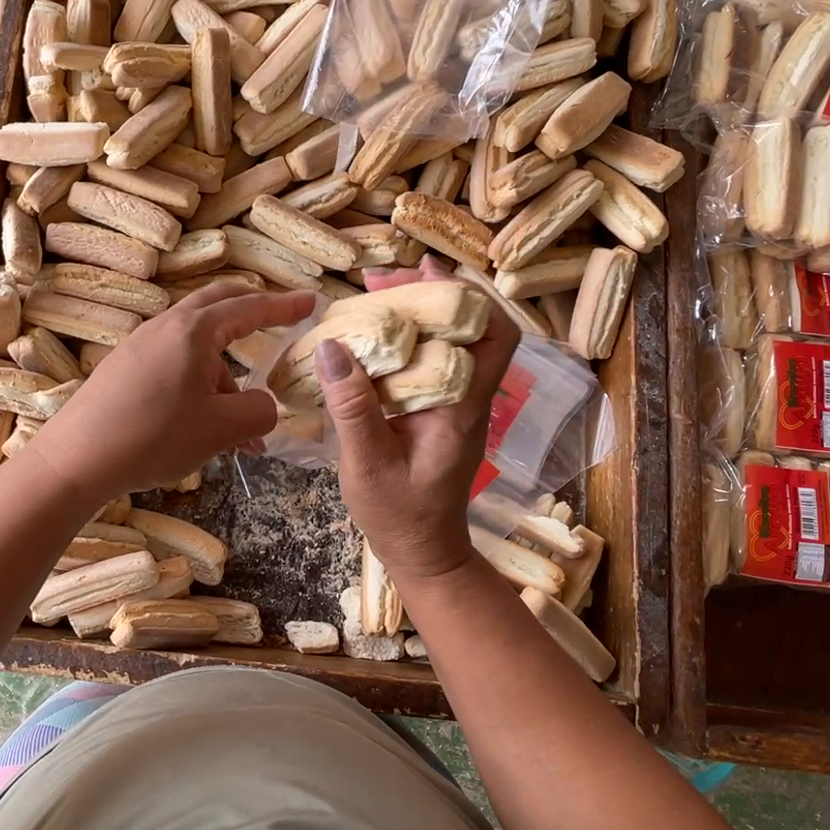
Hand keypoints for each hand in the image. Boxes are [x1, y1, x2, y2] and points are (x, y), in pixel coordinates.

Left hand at [27, 282, 313, 502]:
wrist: (76, 460)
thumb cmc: (153, 436)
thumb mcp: (220, 429)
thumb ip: (258, 412)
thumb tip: (266, 406)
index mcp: (193, 331)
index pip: (249, 307)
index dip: (284, 306)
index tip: (312, 301)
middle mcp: (165, 327)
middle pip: (217, 305)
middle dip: (252, 310)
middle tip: (279, 319)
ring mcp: (140, 347)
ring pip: (196, 345)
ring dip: (227, 373)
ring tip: (243, 428)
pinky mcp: (124, 370)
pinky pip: (175, 364)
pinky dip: (200, 384)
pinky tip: (204, 428)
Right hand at [317, 260, 519, 582]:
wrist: (422, 552)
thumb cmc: (400, 515)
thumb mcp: (368, 464)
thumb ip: (352, 407)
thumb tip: (332, 346)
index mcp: (462, 409)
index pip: (497, 339)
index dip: (470, 299)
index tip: (423, 276)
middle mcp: (467, 399)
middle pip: (473, 330)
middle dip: (433, 294)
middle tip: (381, 279)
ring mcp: (454, 405)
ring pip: (450, 342)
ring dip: (417, 313)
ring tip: (372, 293)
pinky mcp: (436, 412)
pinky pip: (429, 362)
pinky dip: (404, 340)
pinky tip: (371, 335)